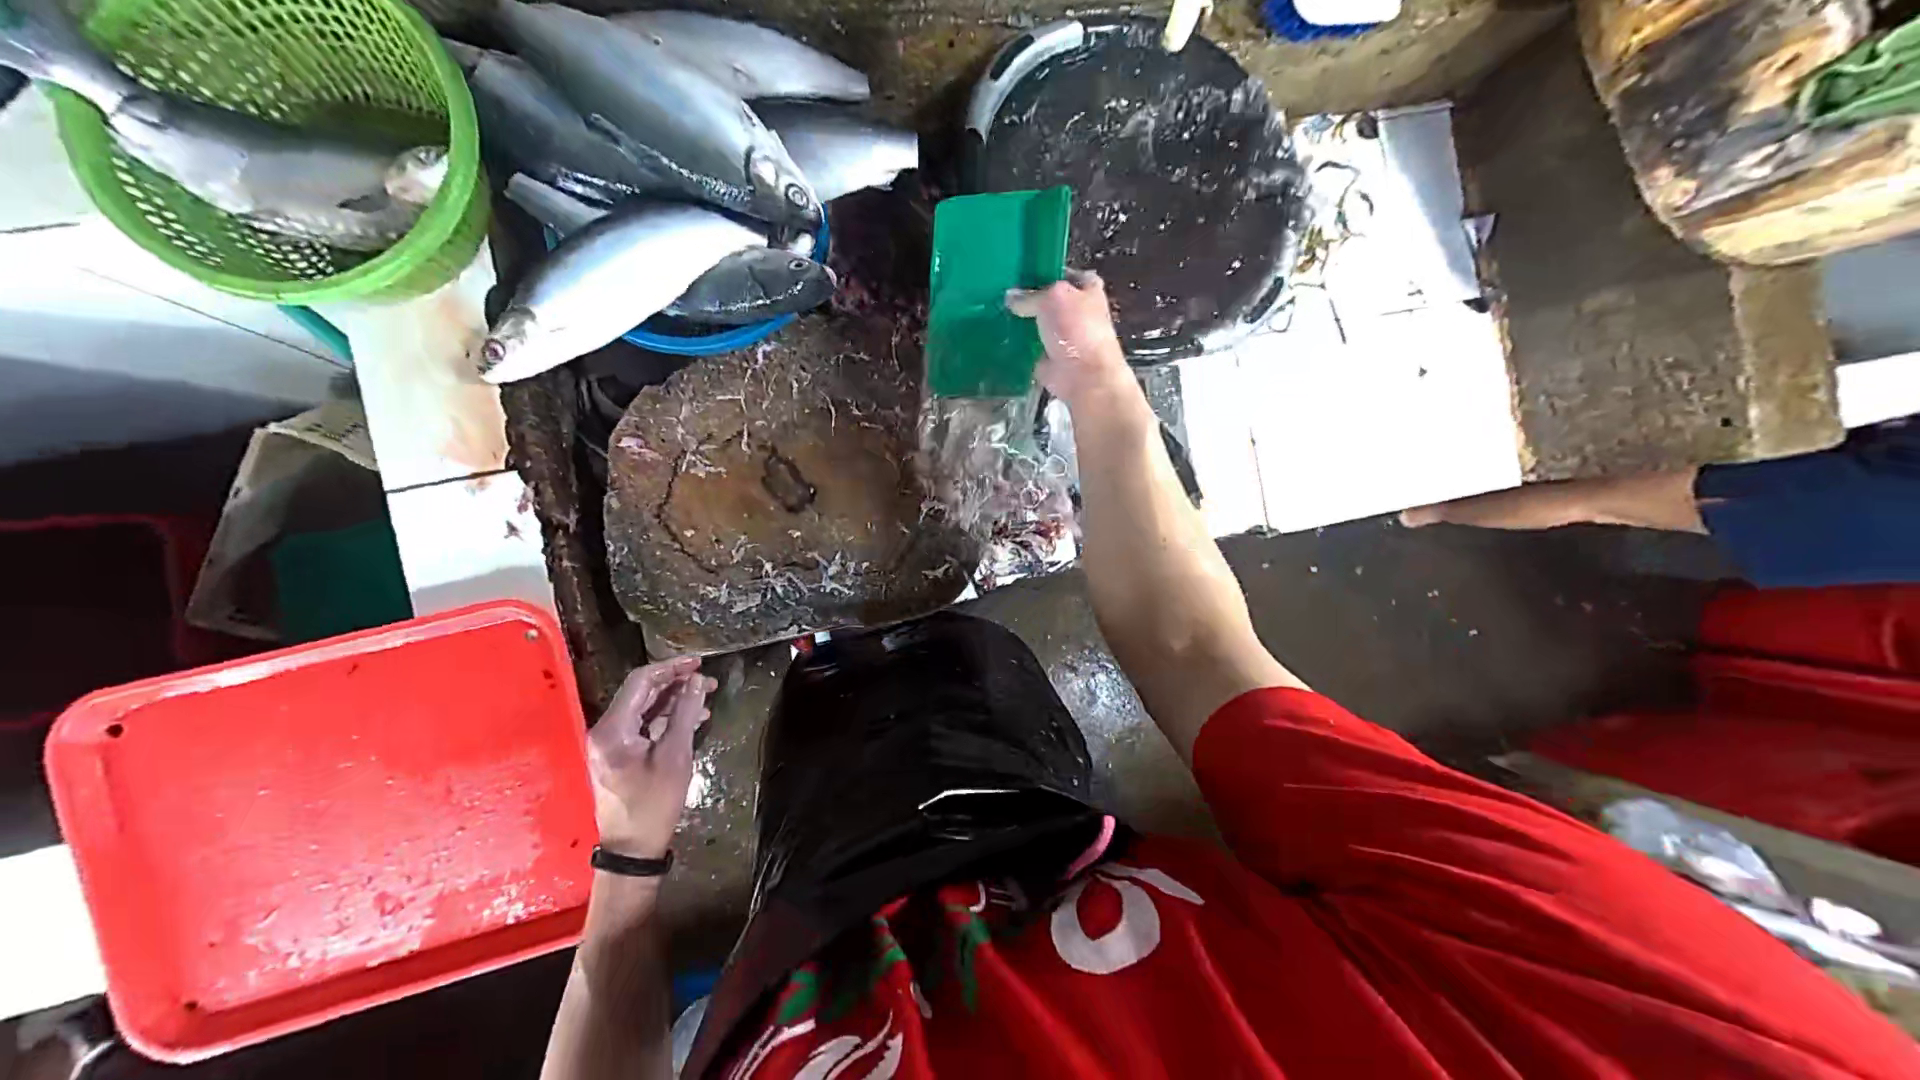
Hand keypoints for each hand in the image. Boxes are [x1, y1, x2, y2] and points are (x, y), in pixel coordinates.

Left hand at [585, 657, 716, 858]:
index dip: (671, 668)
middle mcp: (605, 730)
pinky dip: (667, 717)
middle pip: (641, 693)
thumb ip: (685, 713)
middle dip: (675, 683)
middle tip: (707, 680)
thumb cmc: (654, 802)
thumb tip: (696, 681)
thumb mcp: (676, 755)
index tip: (698, 664)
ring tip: (705, 697)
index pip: (640, 682)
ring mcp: (610, 743)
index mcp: (612, 728)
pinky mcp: (618, 754)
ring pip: (644, 708)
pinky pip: (643, 724)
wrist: (632, 848)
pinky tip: (692, 717)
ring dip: (674, 699)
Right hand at [1006, 270, 1132, 407]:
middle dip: (1028, 297)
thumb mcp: (1053, 298)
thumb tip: (1011, 298)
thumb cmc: (1077, 329)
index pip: (1065, 274)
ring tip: (996, 311)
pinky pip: (1028, 345)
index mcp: (1087, 289)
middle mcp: (1076, 311)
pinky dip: (1016, 343)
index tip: (1020, 271)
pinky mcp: (1048, 357)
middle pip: (1047, 299)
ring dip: (1020, 320)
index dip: (1045, 271)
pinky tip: (999, 334)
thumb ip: (1031, 295)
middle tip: (1002, 292)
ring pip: (1036, 322)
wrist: (1084, 376)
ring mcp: (1062, 336)